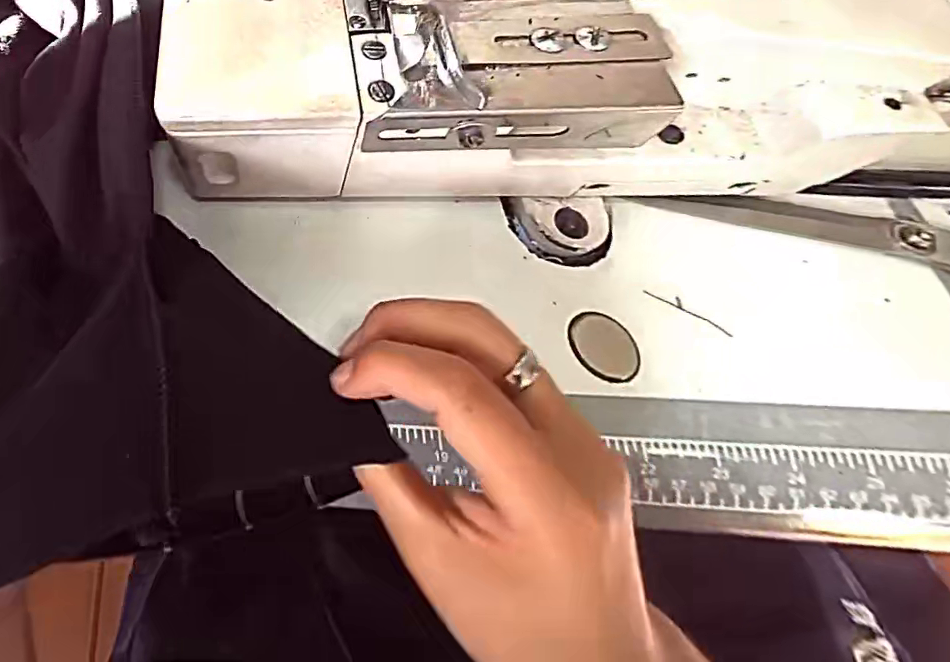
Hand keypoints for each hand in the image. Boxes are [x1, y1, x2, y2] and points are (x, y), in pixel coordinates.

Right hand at [333, 299, 702, 661]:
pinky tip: (420, 362)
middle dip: (407, 321)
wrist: (602, 661)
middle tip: (358, 345)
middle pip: (484, 334)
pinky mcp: (570, 422)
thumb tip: (356, 419)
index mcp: (548, 493)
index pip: (463, 388)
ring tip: (380, 349)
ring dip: (427, 326)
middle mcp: (576, 445)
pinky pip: (505, 359)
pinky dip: (449, 347)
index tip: (348, 377)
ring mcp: (580, 428)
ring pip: (496, 335)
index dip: (392, 365)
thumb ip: (389, 483)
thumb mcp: (437, 564)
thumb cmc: (532, 635)